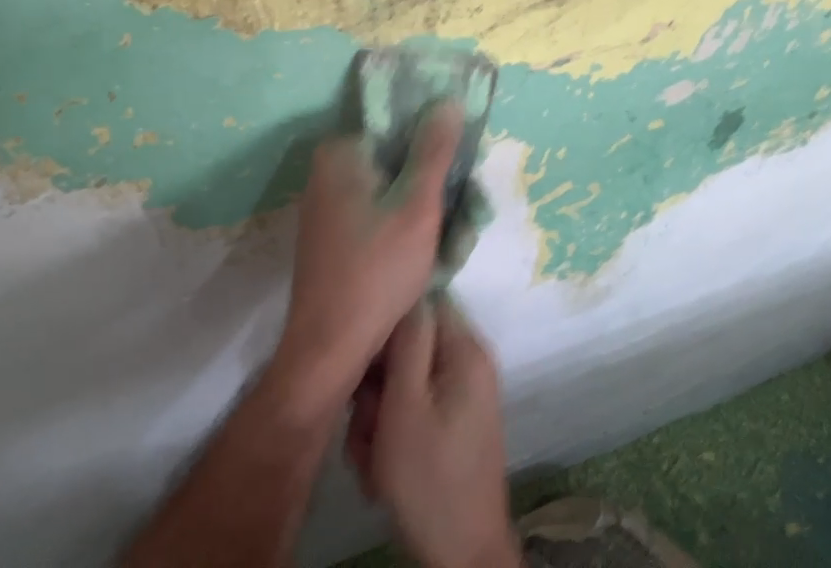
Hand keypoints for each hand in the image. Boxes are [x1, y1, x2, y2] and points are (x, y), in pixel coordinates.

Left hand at [270, 104, 462, 410]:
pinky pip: (383, 219)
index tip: (468, 173)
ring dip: (431, 215)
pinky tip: (435, 258)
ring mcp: (331, 207)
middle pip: (400, 162)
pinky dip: (410, 232)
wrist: (331, 345)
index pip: (400, 127)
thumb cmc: (377, 269)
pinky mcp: (338, 237)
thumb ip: (434, 151)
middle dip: (440, 188)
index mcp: (340, 154)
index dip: (439, 146)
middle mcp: (330, 173)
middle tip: (471, 217)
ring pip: (396, 194)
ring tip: (458, 245)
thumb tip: (446, 101)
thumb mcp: (417, 205)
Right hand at [347, 301, 519, 567]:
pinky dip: (388, 438)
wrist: (461, 555)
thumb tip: (407, 289)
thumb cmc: (429, 477)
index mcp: (465, 351)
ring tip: (371, 457)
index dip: (384, 328)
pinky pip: (408, 412)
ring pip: (398, 385)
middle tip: (364, 424)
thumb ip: (407, 342)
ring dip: (374, 420)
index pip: (418, 305)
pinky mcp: (448, 426)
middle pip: (404, 349)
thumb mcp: (406, 404)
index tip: (364, 363)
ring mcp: (458, 397)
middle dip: (374, 387)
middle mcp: (466, 365)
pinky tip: (380, 470)